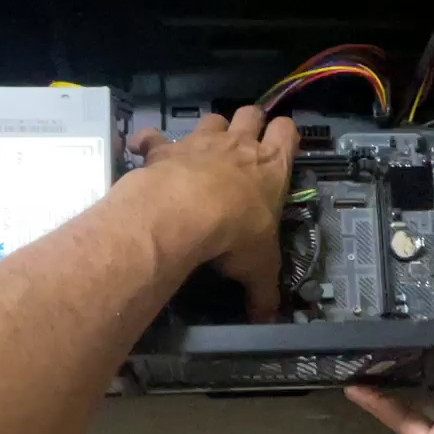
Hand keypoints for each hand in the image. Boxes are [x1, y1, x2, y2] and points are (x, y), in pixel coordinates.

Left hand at [130, 106, 297, 320]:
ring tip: (204, 151)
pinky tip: (144, 149)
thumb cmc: (236, 234)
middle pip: (251, 114)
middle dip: (251, 123)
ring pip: (211, 119)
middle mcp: (238, 146)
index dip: (286, 136)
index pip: (289, 133)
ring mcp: (200, 143)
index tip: (283, 145)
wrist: (186, 212)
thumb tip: (268, 319)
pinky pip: (154, 136)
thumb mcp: (259, 268)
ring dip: (210, 130)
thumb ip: (263, 291)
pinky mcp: (165, 149)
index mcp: (271, 168)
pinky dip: (149, 140)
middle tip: (245, 145)